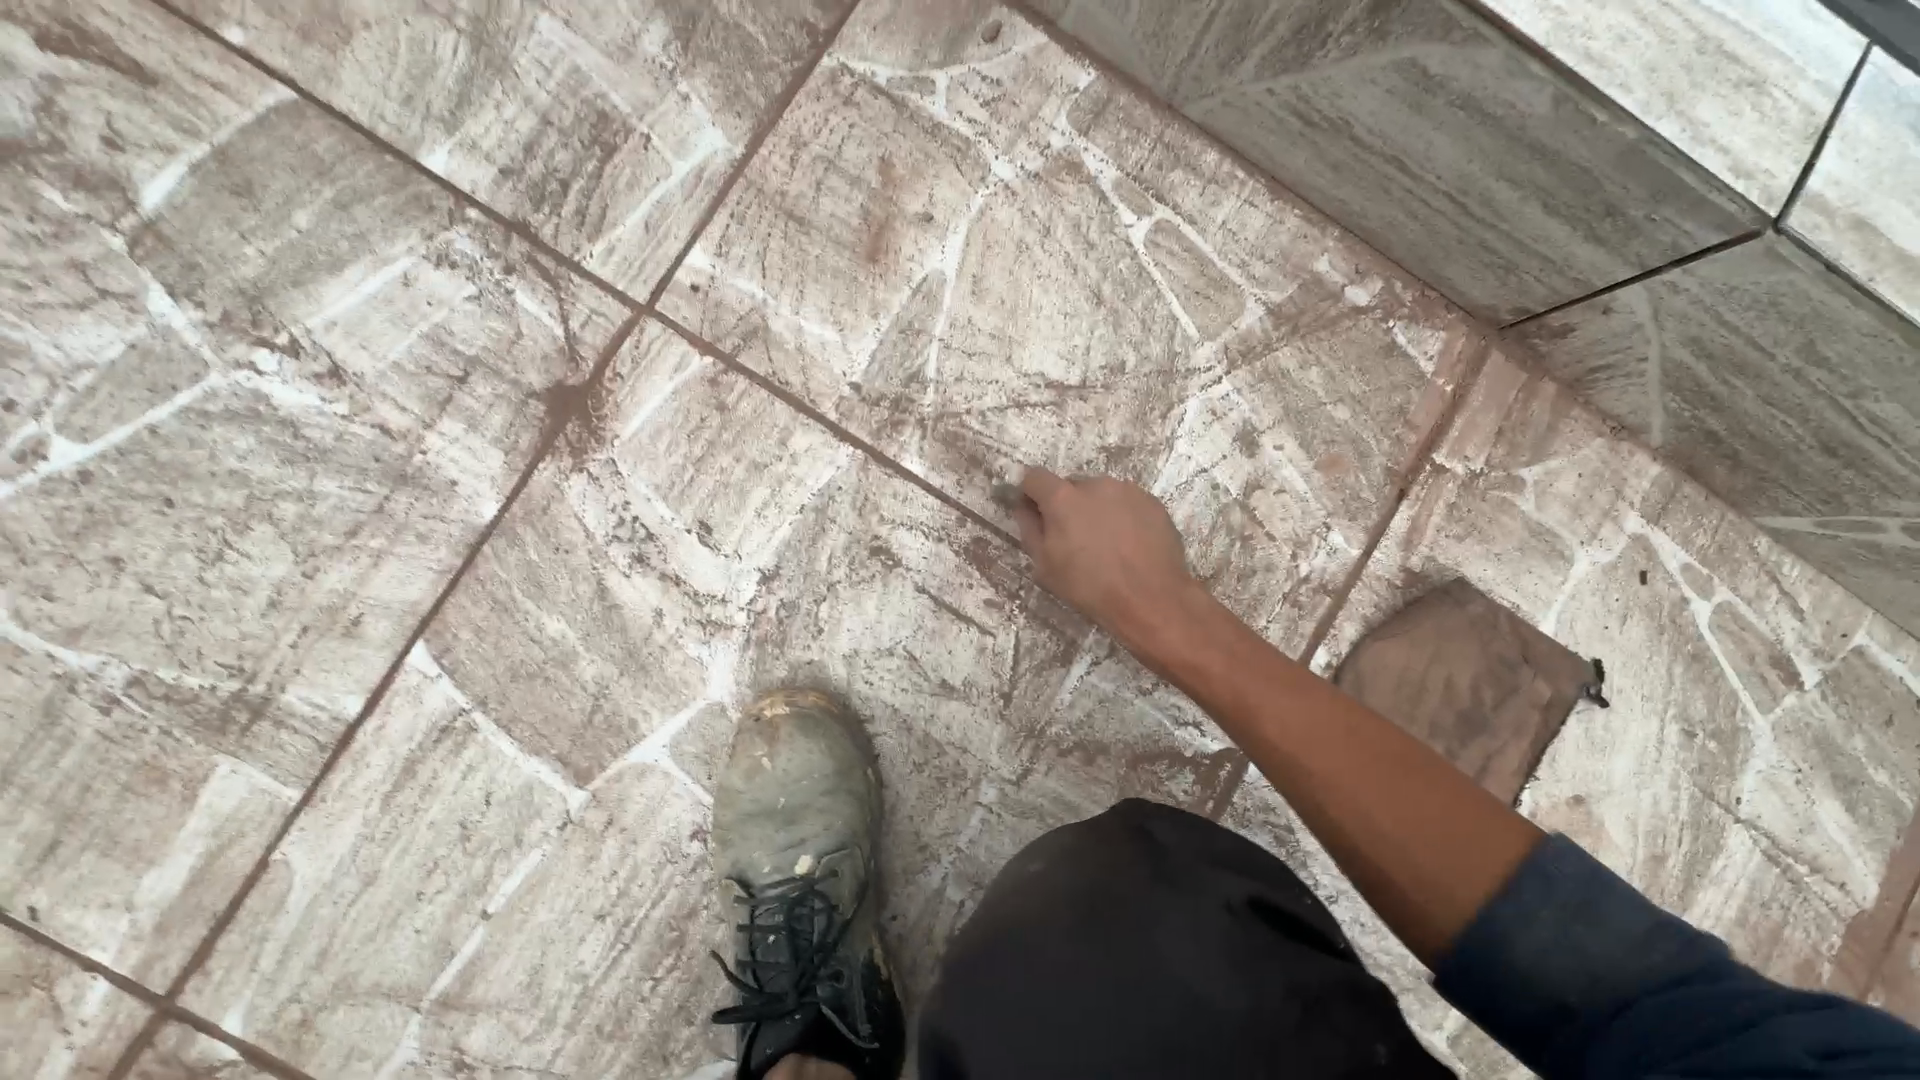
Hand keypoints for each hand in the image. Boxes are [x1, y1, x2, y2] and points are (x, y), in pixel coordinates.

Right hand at [1009, 467, 1202, 644]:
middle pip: (1071, 485)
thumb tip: (1024, 507)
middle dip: (1067, 505)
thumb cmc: (1090, 587)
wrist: (1151, 599)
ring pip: (1101, 494)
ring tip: (1106, 544)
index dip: (1030, 492)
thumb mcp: (1046, 565)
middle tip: (1074, 538)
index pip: (1035, 477)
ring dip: (1096, 510)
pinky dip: (1122, 516)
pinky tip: (1128, 544)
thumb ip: (1030, 529)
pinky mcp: (1152, 502)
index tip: (1034, 512)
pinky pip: (1127, 502)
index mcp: (1063, 498)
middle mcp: (1095, 484)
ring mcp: (1127, 490)